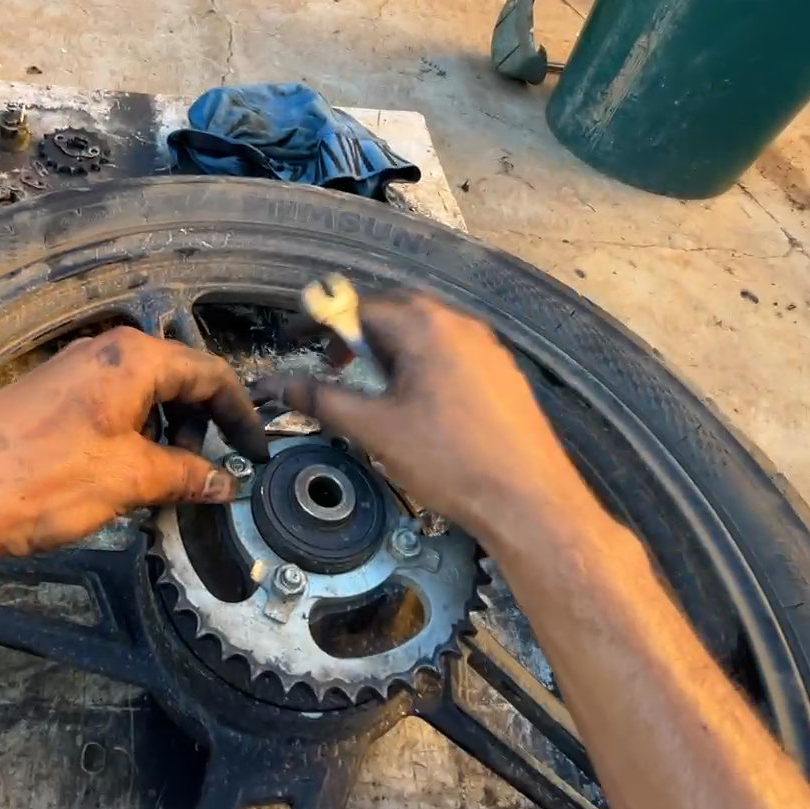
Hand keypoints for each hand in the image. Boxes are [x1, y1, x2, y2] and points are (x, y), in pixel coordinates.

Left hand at [0, 327, 269, 555]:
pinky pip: (112, 406)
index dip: (241, 415)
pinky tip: (126, 473)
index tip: (255, 453)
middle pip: (178, 379)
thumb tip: (227, 482)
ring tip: (165, 481)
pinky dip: (134, 435)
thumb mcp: (129, 477)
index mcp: (134, 357)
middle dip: (201, 426)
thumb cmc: (46, 476)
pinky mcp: (50, 396)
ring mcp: (74, 371)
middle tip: (205, 474)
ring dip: (167, 434)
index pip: (210, 373)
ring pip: (144, 395)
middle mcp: (105, 352)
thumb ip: (186, 475)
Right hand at [253, 293, 588, 539]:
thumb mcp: (374, 429)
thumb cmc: (451, 462)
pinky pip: (449, 347)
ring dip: (387, 344)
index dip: (319, 319)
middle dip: (355, 329)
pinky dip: (418, 357)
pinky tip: (413, 398)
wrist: (532, 503)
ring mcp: (486, 346)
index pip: (358, 305)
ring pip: (424, 327)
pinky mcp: (500, 371)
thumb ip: (322, 399)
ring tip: (369, 382)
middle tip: (331, 361)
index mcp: (425, 327)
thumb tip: (277, 384)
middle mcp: (458, 324)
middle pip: (393, 308)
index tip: (294, 334)